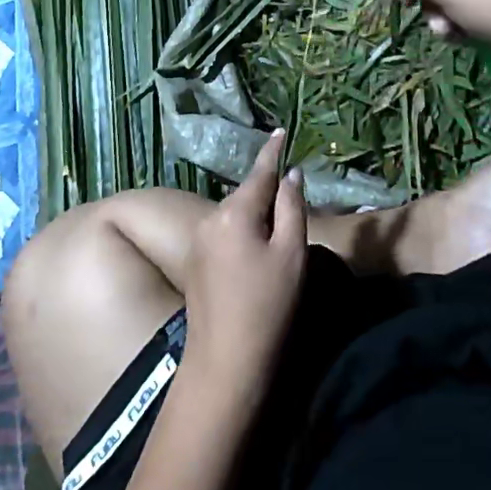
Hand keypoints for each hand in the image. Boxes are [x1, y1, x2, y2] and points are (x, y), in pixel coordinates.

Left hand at [183, 132, 308, 385]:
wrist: (226, 359)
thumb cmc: (268, 305)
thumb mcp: (291, 253)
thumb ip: (290, 208)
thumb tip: (290, 175)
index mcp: (234, 212)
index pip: (259, 173)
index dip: (272, 152)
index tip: (280, 130)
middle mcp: (211, 218)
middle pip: (246, 194)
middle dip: (268, 191)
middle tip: (294, 195)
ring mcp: (199, 240)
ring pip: (236, 214)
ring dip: (256, 214)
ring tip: (280, 228)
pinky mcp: (196, 261)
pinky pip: (226, 232)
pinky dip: (244, 231)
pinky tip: (257, 250)